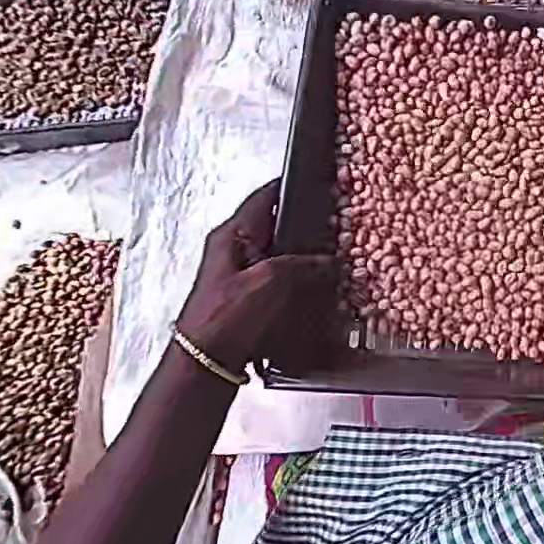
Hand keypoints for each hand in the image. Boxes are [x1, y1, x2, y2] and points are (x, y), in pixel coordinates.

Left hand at [175, 179, 335, 369]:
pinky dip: (300, 278)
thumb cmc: (228, 316)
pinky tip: (320, 284)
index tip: (317, 181)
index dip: (291, 186)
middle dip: (306, 225)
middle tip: (337, 222)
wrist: (206, 362)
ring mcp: (242, 274)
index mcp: (232, 235)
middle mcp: (235, 250)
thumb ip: (302, 264)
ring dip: (305, 255)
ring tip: (335, 253)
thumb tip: (330, 262)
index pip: (265, 198)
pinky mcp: (250, 297)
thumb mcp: (269, 281)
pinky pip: (281, 278)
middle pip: (276, 226)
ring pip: (281, 253)